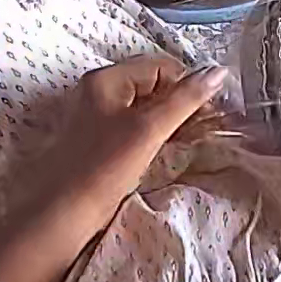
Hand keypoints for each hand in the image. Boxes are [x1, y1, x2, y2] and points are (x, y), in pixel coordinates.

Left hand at [40, 56, 227, 226]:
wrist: (62, 215)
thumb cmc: (104, 167)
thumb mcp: (149, 129)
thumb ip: (186, 99)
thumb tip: (218, 71)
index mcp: (107, 78)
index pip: (160, 66)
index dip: (186, 85)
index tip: (206, 111)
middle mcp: (101, 90)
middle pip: (153, 83)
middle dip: (180, 101)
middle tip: (201, 126)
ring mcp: (99, 115)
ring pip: (147, 105)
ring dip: (171, 118)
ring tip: (188, 137)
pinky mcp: (101, 139)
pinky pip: (136, 124)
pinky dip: (156, 131)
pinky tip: (166, 147)